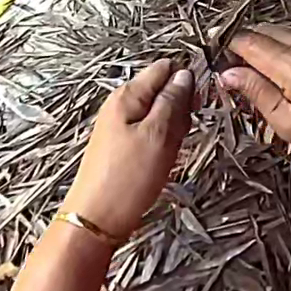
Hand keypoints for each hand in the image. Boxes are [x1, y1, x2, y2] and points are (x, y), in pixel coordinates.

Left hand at [62, 59, 194, 239]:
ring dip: (173, 129)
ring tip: (168, 152)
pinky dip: (162, 143)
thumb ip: (173, 100)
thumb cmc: (127, 180)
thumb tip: (185, 74)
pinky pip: (151, 132)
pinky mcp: (122, 144)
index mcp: (128, 95)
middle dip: (180, 109)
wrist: (95, 222)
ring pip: (160, 114)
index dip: (186, 81)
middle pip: (163, 90)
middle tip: (179, 134)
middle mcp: (122, 104)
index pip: (164, 68)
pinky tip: (160, 160)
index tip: (195, 104)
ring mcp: (121, 124)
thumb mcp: (158, 135)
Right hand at [220, 25, 290, 159]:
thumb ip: (256, 92)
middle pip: (262, 30)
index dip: (231, 48)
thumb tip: (227, 73)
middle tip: (241, 66)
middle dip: (247, 45)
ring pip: (280, 28)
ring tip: (269, 69)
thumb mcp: (286, 122)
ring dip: (268, 43)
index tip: (220, 57)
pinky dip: (288, 42)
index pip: (250, 43)